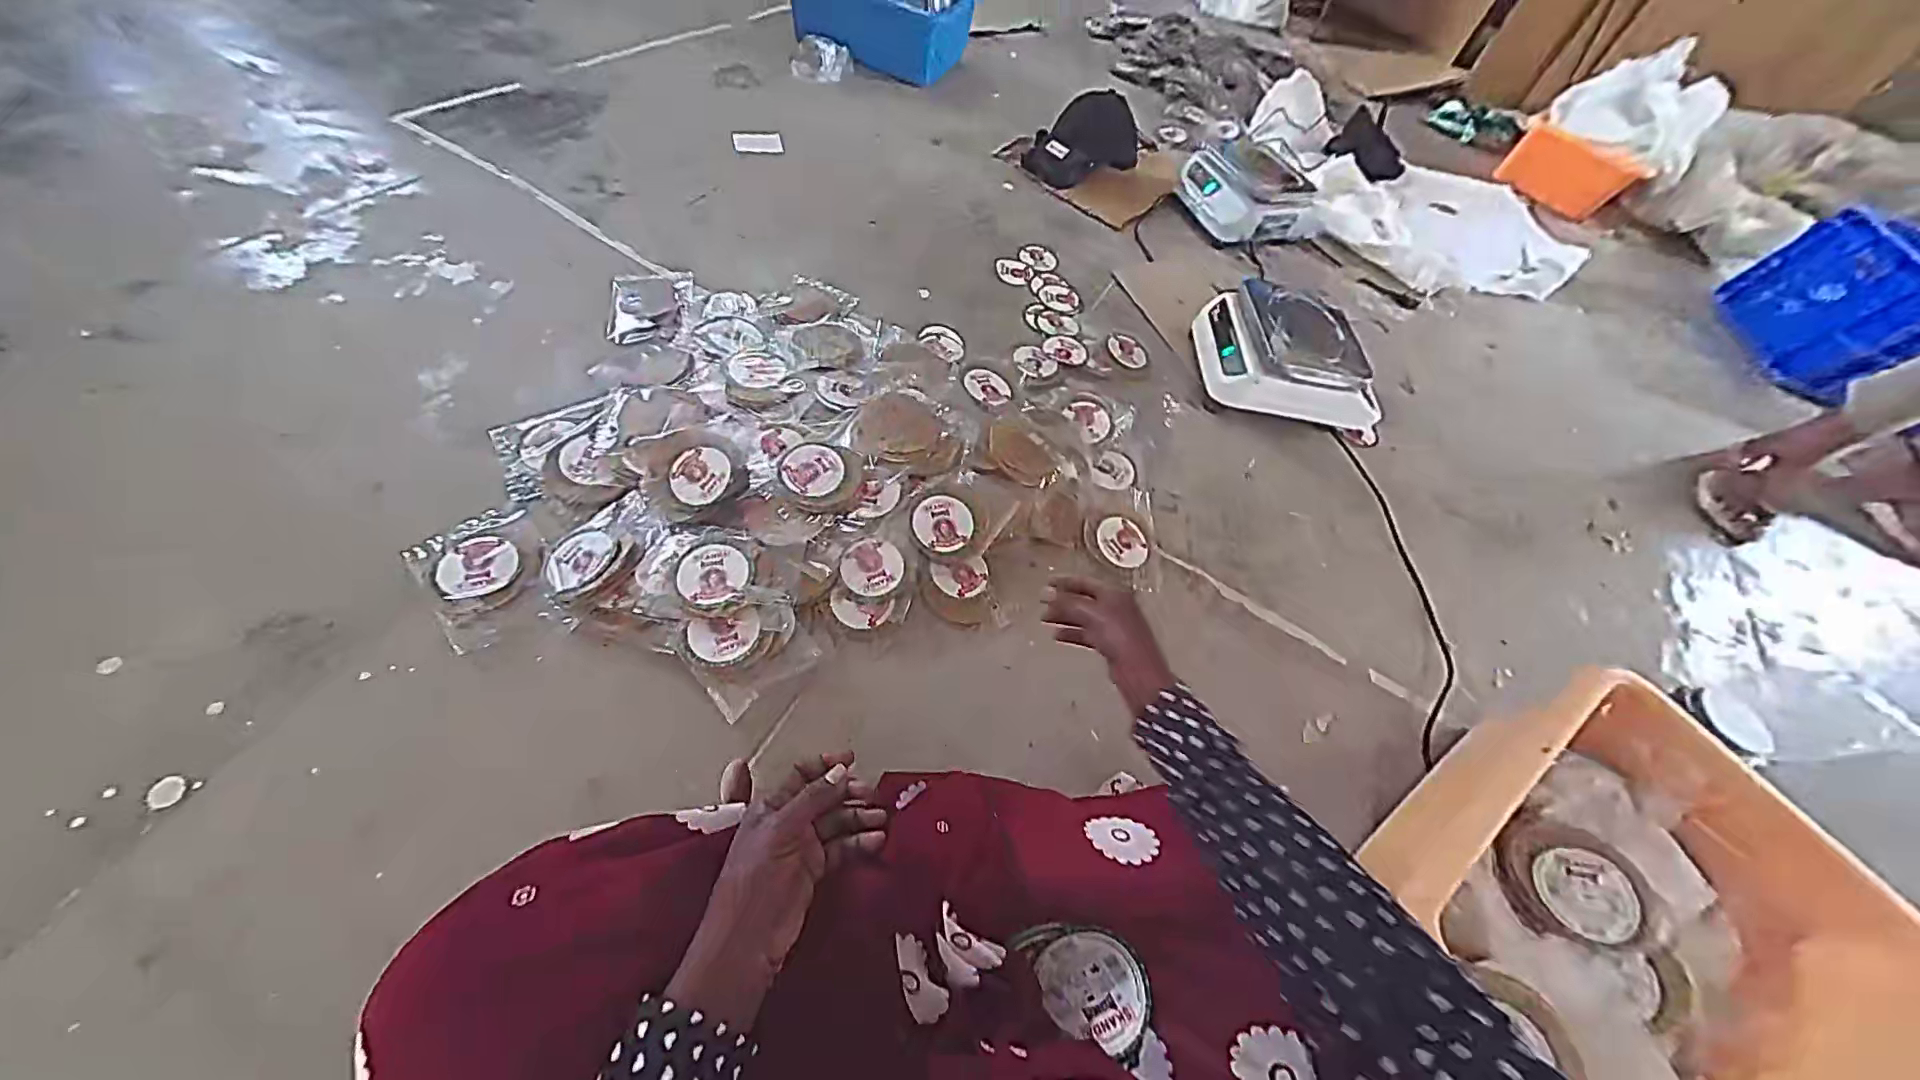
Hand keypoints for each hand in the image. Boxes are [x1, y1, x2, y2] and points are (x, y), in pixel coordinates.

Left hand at [666, 752, 886, 1030]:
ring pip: (836, 822)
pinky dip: (859, 843)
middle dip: (848, 792)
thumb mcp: (781, 829)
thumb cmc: (754, 882)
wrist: (747, 942)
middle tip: (871, 794)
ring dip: (859, 817)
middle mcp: (787, 822)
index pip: (801, 775)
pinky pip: (841, 848)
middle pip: (824, 797)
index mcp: (771, 806)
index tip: (851, 760)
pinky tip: (875, 841)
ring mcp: (801, 846)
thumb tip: (839, 771)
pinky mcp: (813, 870)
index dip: (826, 765)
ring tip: (880, 818)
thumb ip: (812, 797)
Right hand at [1043, 575, 1176, 715]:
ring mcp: (1111, 625)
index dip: (1064, 582)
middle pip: (1082, 599)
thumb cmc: (1118, 636)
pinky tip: (1057, 636)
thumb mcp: (1091, 614)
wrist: (1137, 669)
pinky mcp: (1108, 643)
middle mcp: (1113, 607)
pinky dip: (1071, 633)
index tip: (1047, 583)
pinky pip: (1085, 633)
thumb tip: (1048, 595)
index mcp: (1113, 594)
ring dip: (1063, 617)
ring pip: (1082, 617)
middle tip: (1042, 603)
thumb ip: (1068, 603)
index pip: (1085, 582)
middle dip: (1061, 601)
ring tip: (1045, 619)